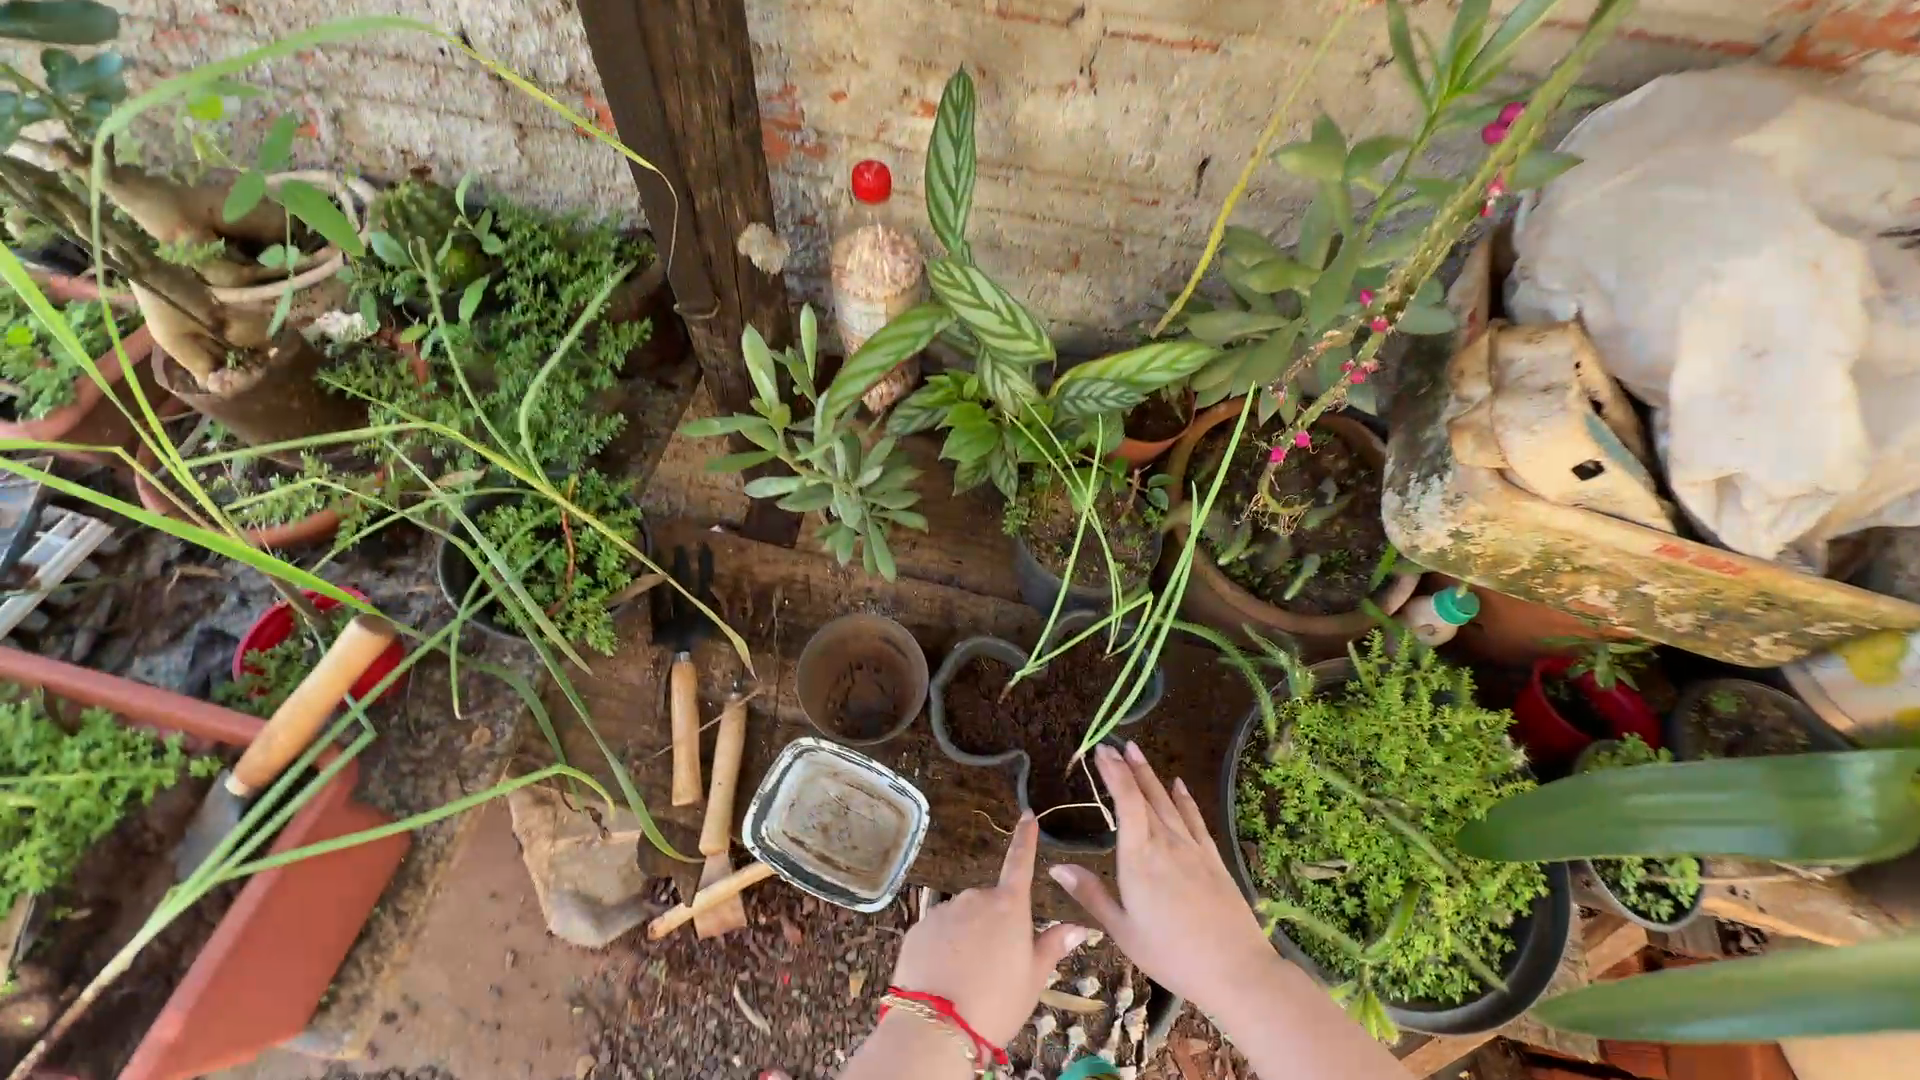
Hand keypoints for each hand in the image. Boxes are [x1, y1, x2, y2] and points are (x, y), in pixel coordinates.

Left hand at [887, 811, 1088, 1045]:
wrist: (937, 1027)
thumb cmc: (997, 1002)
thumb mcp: (1034, 979)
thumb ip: (1053, 946)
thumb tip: (1081, 926)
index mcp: (1009, 906)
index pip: (1020, 862)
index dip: (1026, 839)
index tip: (1027, 815)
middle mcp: (975, 898)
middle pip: (991, 904)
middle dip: (994, 926)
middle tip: (997, 966)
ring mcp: (944, 910)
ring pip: (962, 919)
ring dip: (968, 938)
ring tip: (969, 979)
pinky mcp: (918, 928)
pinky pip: (938, 933)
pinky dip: (943, 949)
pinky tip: (945, 978)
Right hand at [1049, 741, 1281, 1016]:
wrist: (1236, 970)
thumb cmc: (1171, 954)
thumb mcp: (1123, 931)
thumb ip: (1091, 894)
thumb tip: (1056, 866)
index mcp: (1139, 858)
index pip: (1125, 802)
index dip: (1113, 773)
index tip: (1100, 752)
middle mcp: (1166, 843)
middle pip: (1145, 795)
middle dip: (1127, 768)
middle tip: (1113, 744)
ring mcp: (1193, 849)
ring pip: (1168, 802)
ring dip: (1151, 776)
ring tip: (1137, 752)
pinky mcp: (1213, 859)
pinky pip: (1195, 819)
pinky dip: (1185, 799)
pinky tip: (1179, 785)